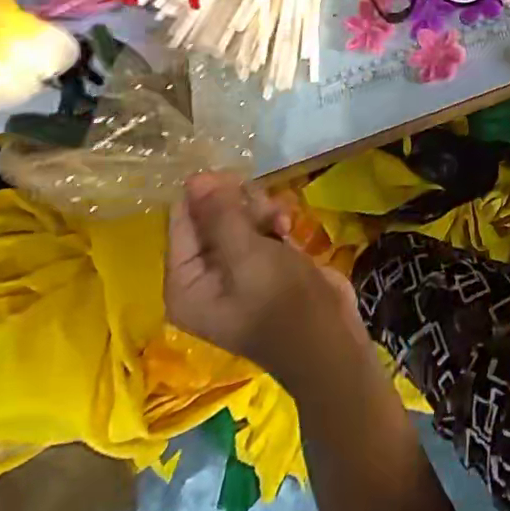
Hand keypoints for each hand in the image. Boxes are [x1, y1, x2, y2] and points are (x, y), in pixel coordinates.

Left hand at [166, 172, 361, 389]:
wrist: (328, 338)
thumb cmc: (281, 301)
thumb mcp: (248, 255)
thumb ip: (221, 216)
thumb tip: (195, 177)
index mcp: (185, 282)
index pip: (181, 223)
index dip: (204, 195)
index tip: (233, 173)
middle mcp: (204, 277)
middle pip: (212, 219)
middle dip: (240, 206)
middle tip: (264, 205)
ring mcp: (236, 272)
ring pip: (240, 221)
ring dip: (262, 213)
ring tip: (283, 221)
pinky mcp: (265, 268)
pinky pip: (260, 232)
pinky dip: (274, 225)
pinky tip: (290, 228)